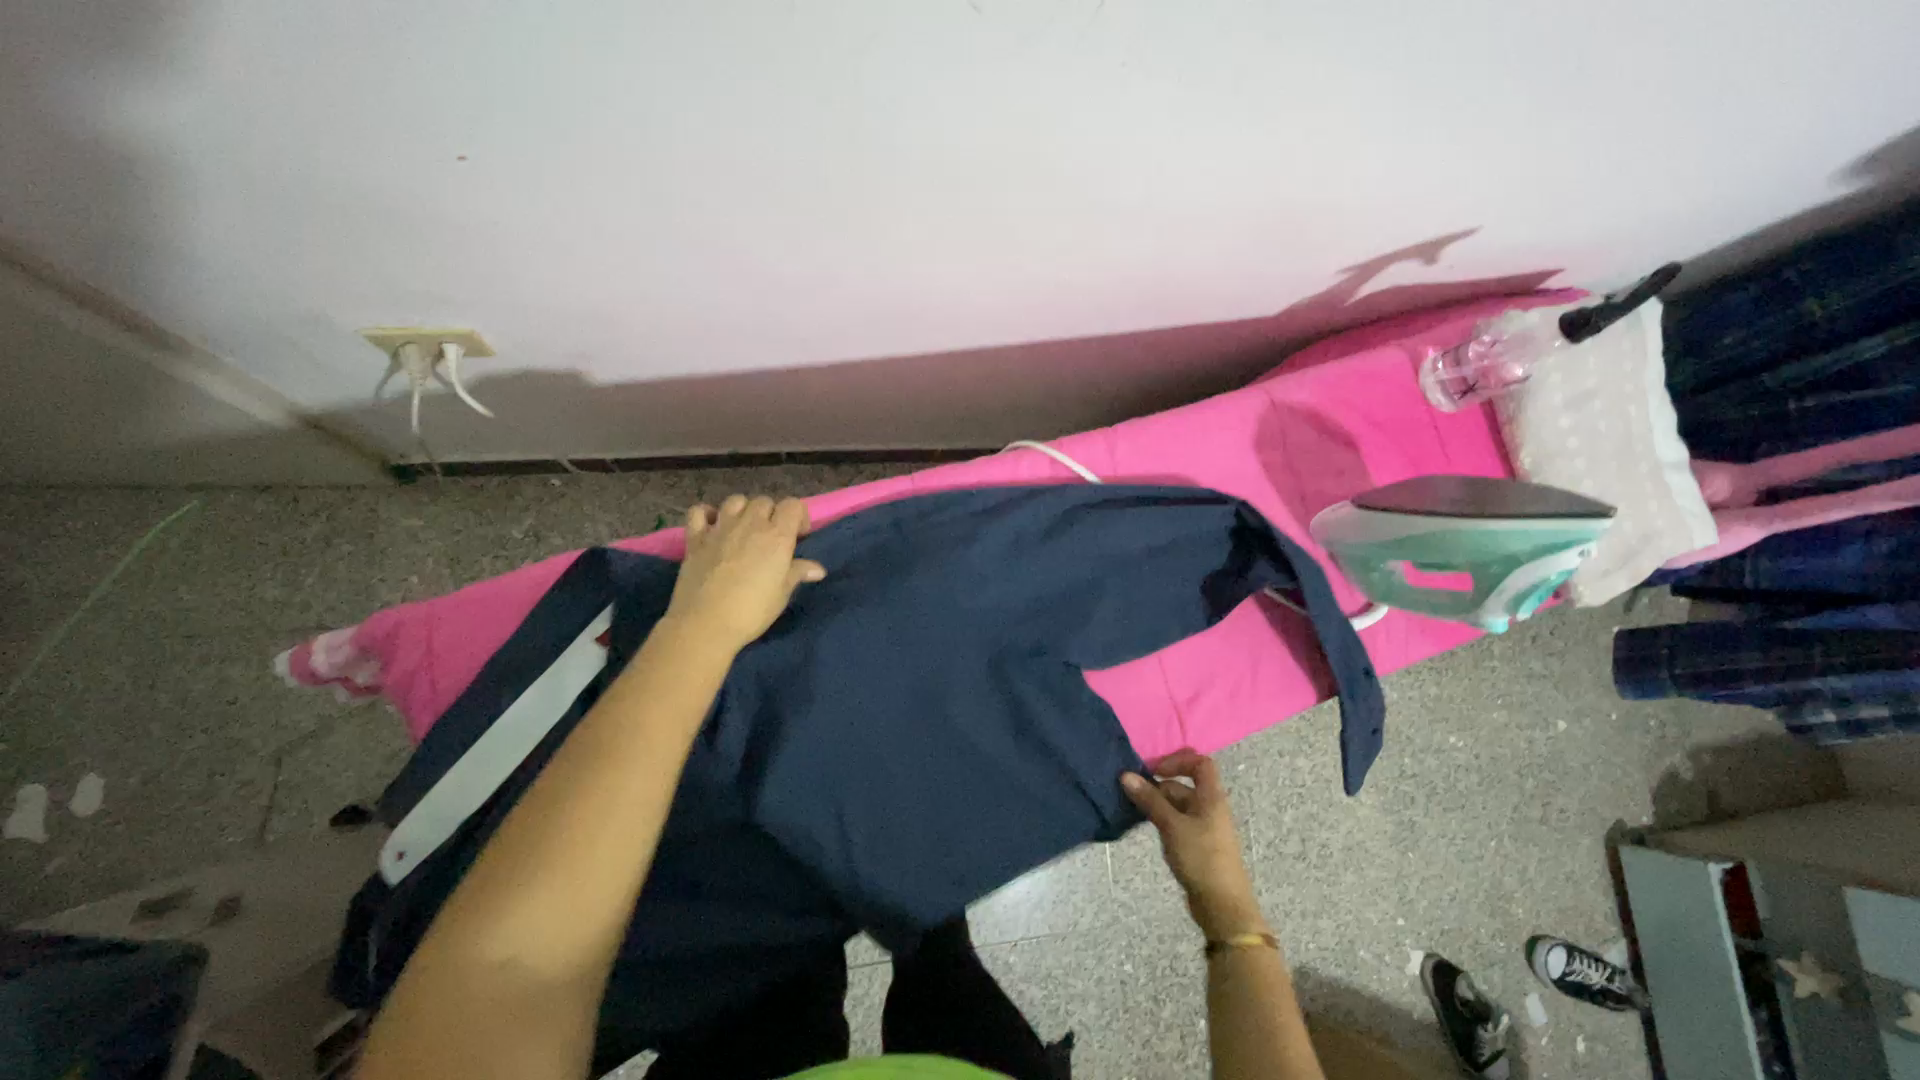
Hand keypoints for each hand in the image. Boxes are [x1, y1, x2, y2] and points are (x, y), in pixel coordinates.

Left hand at [665, 495, 826, 651]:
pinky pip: (699, 511)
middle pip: (764, 501)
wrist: (706, 623)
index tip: (798, 536)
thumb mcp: (782, 594)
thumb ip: (798, 573)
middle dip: (771, 514)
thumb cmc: (752, 610)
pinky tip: (712, 527)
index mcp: (776, 535)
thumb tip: (817, 569)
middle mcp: (749, 523)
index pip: (793, 505)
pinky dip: (707, 514)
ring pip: (735, 501)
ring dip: (743, 510)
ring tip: (743, 530)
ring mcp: (720, 527)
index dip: (798, 517)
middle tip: (770, 538)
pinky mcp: (695, 537)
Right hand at [1122, 750, 1267, 940]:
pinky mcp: (1198, 845)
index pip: (1200, 763)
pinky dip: (1162, 821)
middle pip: (1184, 785)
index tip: (1153, 771)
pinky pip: (1178, 823)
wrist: (1222, 905)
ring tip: (1133, 811)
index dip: (1177, 761)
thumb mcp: (1172, 826)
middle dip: (1158, 787)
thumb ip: (1150, 800)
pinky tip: (1147, 829)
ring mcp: (1205, 828)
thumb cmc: (1201, 858)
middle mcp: (1210, 808)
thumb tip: (1125, 775)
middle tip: (1131, 794)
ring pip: (1178, 806)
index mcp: (1212, 797)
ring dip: (1157, 805)